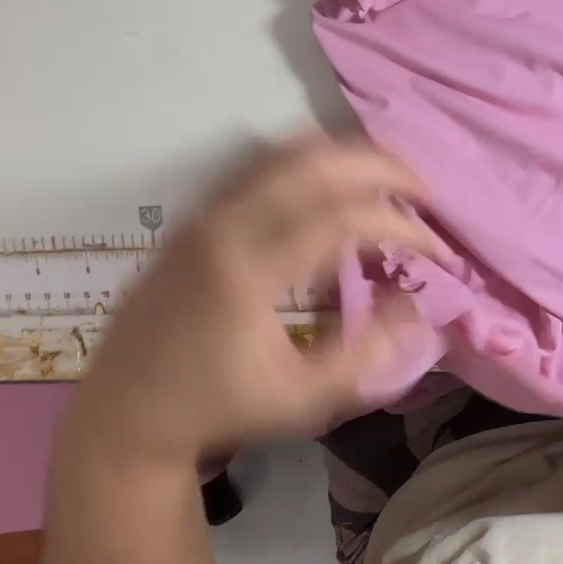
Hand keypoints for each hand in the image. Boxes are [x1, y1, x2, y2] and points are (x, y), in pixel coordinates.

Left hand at [65, 136, 434, 466]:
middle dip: (381, 168)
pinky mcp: (193, 218)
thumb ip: (365, 354)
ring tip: (387, 179)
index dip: (402, 227)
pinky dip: (305, 162)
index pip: (343, 219)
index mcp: (249, 271)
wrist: (125, 411)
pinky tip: (331, 183)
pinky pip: (256, 166)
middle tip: (425, 192)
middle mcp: (224, 226)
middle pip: (315, 162)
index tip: (437, 251)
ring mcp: (202, 215)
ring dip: (344, 157)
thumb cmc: (219, 409)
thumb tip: (417, 308)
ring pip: (282, 152)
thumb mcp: (302, 400)